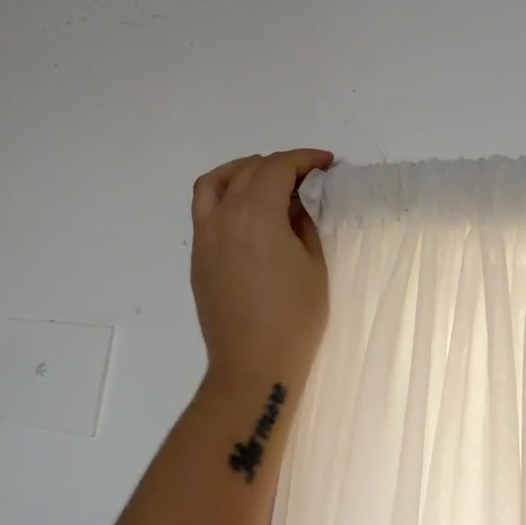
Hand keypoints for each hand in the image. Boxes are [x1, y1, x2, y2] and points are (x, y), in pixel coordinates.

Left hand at [190, 149, 334, 389]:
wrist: (252, 365)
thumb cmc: (294, 318)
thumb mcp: (313, 265)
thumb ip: (303, 224)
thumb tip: (295, 204)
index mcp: (256, 214)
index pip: (277, 168)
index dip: (304, 159)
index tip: (326, 164)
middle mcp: (224, 216)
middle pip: (248, 171)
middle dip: (279, 165)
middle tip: (307, 177)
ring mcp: (205, 237)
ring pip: (215, 183)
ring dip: (242, 172)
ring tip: (266, 181)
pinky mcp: (198, 257)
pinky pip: (205, 209)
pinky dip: (224, 196)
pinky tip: (246, 213)